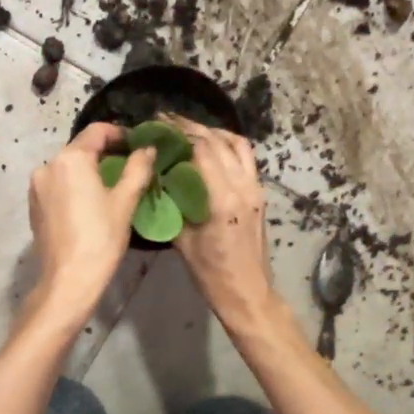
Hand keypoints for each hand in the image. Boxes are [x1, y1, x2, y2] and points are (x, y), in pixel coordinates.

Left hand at [27, 123, 156, 316]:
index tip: (137, 146)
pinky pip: (57, 184)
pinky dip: (74, 186)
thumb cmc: (100, 237)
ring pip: (67, 167)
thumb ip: (138, 168)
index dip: (120, 134)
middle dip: (105, 153)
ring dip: (88, 170)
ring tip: (110, 186)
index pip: (97, 131)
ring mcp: (36, 186)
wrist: (68, 279)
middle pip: (80, 148)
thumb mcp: (125, 201)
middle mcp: (48, 165)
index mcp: (70, 159)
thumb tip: (147, 149)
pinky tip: (88, 203)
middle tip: (129, 166)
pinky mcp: (33, 204)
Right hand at [167, 116, 278, 331]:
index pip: (202, 149)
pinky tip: (210, 149)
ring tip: (189, 129)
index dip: (179, 132)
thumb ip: (171, 205)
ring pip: (237, 144)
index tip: (158, 124)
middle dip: (192, 126)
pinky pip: (245, 158)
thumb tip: (154, 178)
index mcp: (222, 198)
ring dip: (213, 132)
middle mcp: (243, 186)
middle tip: (167, 120)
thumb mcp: (182, 239)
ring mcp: (255, 188)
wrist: (247, 293)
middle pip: (218, 141)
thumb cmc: (211, 272)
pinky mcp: (259, 194)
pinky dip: (227, 145)